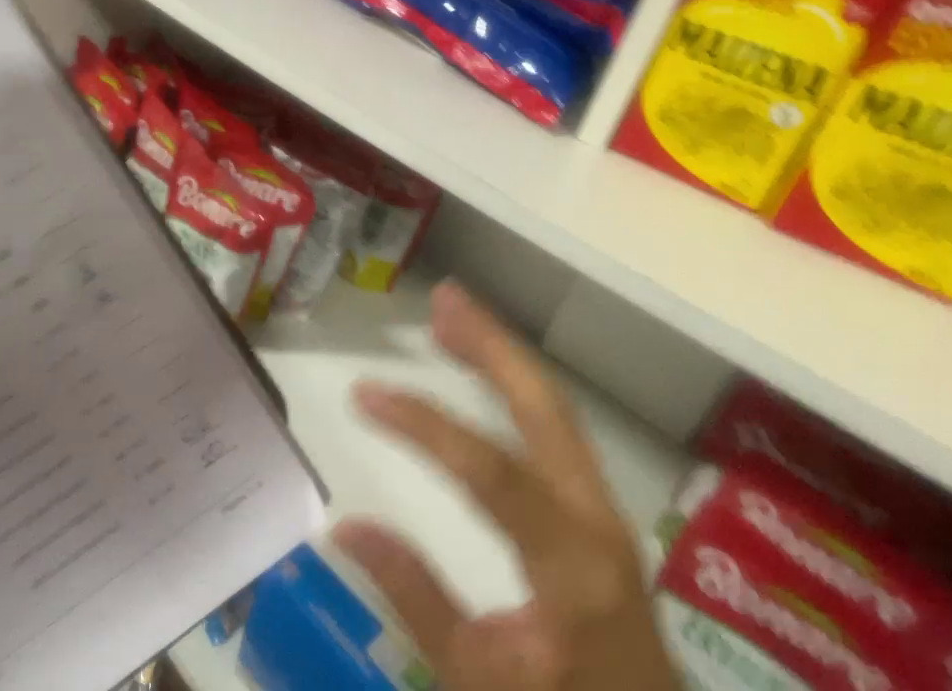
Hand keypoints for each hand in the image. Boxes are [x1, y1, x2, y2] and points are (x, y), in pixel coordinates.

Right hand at [333, 283, 681, 690]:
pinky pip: (560, 436)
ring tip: (453, 318)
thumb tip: (345, 526)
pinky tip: (489, 380)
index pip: (490, 471)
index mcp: (571, 564)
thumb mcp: (474, 676)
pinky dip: (520, 393)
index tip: (364, 394)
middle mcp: (598, 522)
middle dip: (492, 346)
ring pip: (558, 415)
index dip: (423, 424)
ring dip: (506, 360)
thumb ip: (414, 596)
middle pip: (547, 410)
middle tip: (443, 298)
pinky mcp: (601, 520)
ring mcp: (607, 515)